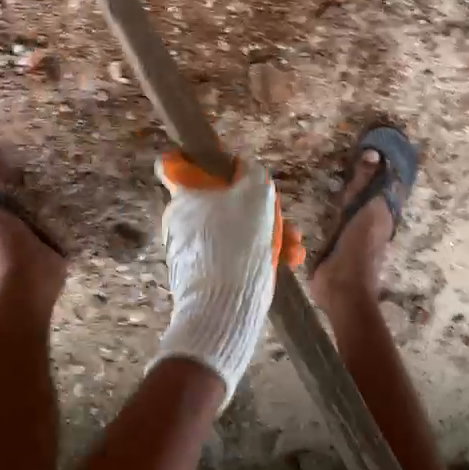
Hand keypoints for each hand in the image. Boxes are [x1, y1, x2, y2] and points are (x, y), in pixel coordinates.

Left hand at [150, 151, 304, 408]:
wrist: (224, 310)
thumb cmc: (237, 243)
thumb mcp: (255, 196)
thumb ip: (251, 175)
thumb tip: (243, 167)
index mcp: (185, 196)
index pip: (174, 164)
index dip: (195, 159)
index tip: (221, 167)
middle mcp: (181, 219)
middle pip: (218, 198)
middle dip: (255, 207)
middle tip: (280, 217)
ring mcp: (190, 248)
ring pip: (232, 228)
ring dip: (266, 232)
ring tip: (294, 244)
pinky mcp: (202, 274)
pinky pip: (231, 253)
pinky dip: (256, 254)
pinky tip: (289, 260)